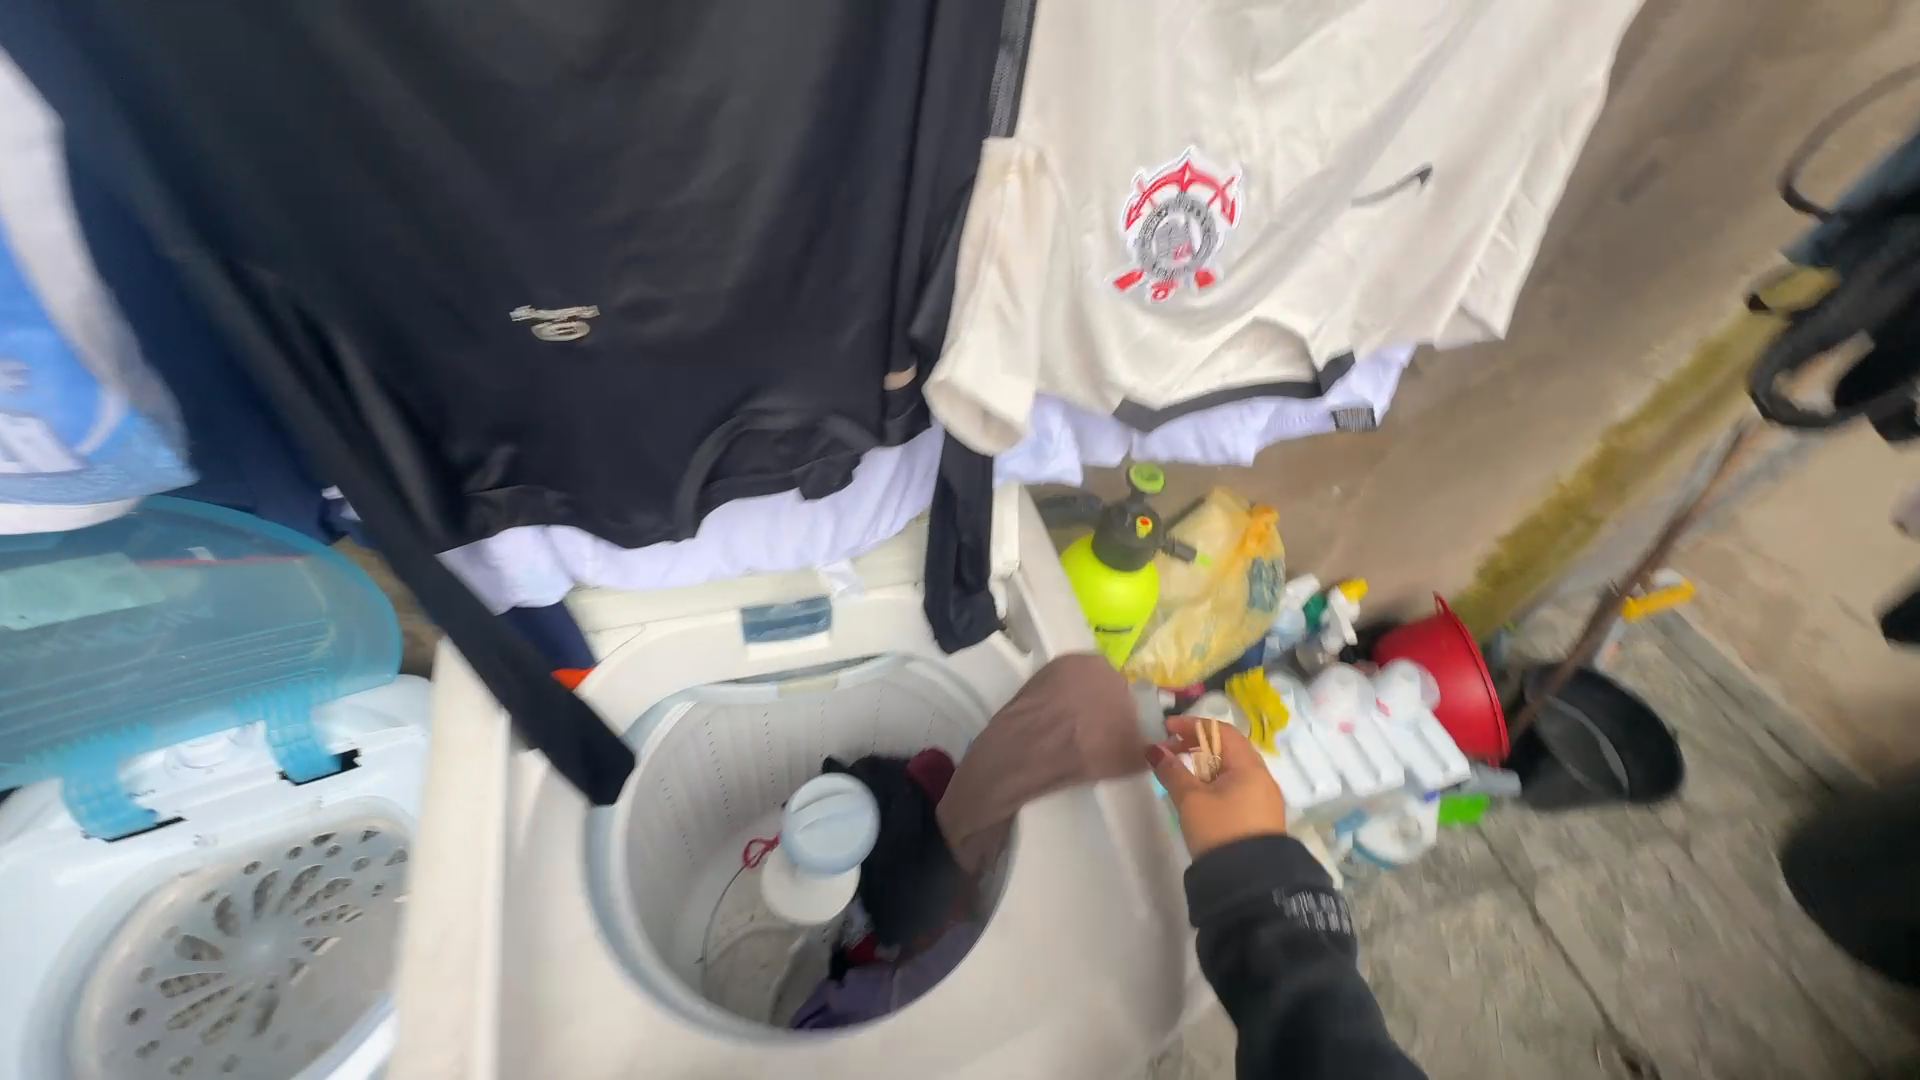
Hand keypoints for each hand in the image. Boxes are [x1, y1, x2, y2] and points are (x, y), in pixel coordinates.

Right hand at [1148, 716, 1287, 857]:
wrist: (1250, 883)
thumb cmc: (1219, 830)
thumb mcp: (1190, 799)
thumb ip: (1172, 771)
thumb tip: (1154, 750)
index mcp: (1249, 766)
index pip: (1221, 730)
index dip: (1192, 725)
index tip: (1166, 729)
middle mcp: (1262, 777)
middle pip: (1228, 747)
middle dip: (1197, 743)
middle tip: (1170, 749)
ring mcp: (1263, 798)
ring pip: (1232, 767)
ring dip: (1205, 763)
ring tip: (1181, 771)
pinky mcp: (1260, 817)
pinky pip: (1237, 785)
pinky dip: (1215, 780)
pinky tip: (1199, 792)